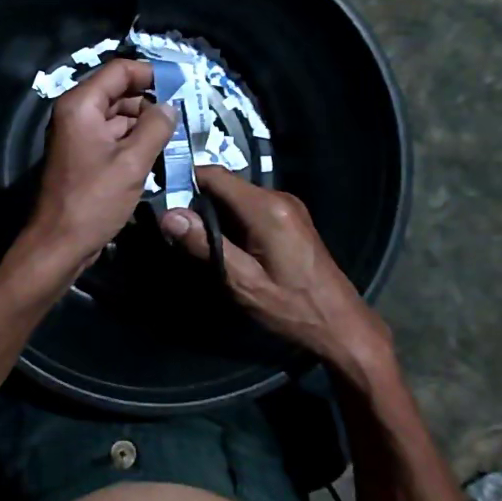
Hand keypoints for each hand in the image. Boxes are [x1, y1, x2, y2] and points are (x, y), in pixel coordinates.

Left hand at [25, 59, 175, 270]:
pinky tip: (157, 157)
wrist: (59, 243)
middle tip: (184, 119)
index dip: (151, 75)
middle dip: (151, 104)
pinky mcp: (82, 157)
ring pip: (118, 118)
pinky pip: (112, 139)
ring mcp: (77, 136)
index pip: (119, 71)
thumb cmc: (94, 200)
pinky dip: (134, 143)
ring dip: (145, 127)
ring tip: (175, 140)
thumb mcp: (133, 162)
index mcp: (81, 105)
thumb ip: (156, 128)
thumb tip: (170, 107)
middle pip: (119, 93)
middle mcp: (75, 114)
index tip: (181, 87)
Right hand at [161, 166, 394, 383]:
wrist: (341, 325)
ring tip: (190, 237)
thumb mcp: (243, 281)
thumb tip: (169, 215)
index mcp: (267, 208)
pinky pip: (250, 208)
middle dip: (196, 200)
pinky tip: (220, 244)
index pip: (216, 175)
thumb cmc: (291, 307)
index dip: (186, 179)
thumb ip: (206, 245)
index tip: (161, 194)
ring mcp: (287, 208)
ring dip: (212, 212)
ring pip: (236, 197)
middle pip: (225, 185)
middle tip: (172, 225)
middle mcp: (278, 198)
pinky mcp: (290, 220)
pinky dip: (230, 220)